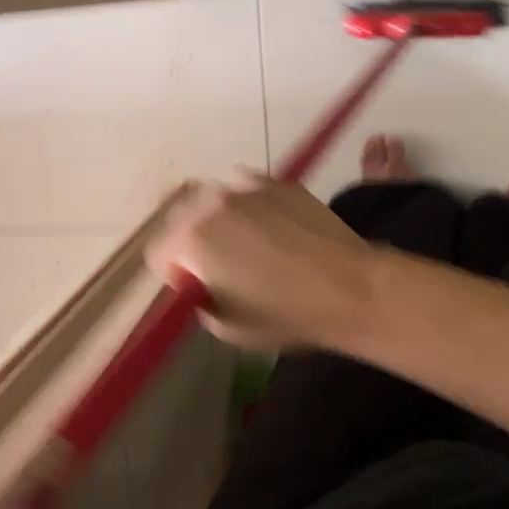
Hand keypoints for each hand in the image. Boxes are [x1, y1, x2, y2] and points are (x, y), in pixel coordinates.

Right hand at [146, 173, 376, 350]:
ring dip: (217, 217)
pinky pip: (247, 186)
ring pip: (214, 198)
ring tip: (244, 241)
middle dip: (191, 240)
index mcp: (192, 240)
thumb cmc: (286, 314)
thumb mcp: (228, 327)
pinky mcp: (278, 182)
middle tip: (217, 265)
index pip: (159, 252)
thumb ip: (202, 302)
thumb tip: (202, 288)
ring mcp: (247, 187)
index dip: (175, 275)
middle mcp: (213, 204)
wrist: (349, 287)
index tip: (196, 289)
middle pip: (181, 218)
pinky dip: (247, 202)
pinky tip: (268, 223)